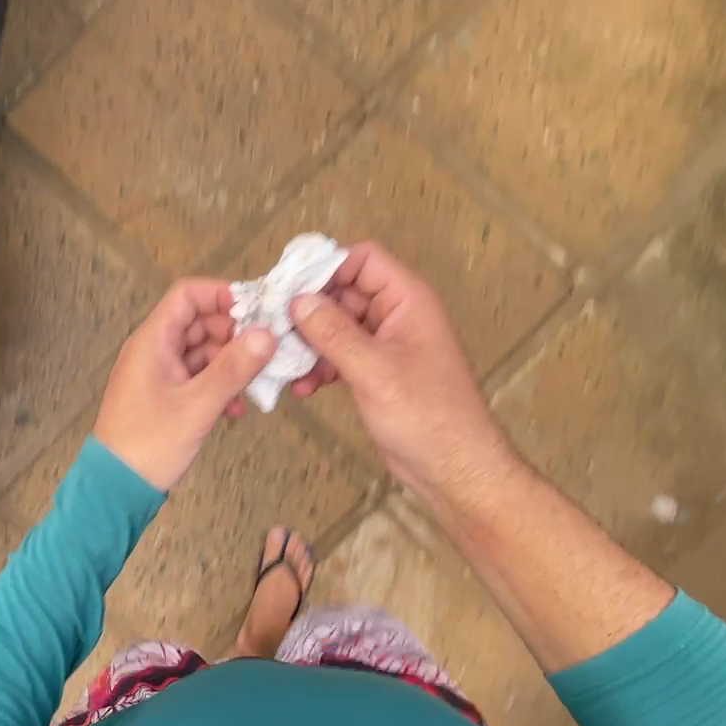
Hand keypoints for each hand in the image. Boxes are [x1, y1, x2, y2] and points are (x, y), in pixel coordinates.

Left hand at [93, 279, 277, 490]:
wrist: (116, 488)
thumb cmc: (149, 444)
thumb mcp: (196, 406)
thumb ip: (233, 369)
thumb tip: (268, 334)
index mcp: (152, 342)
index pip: (187, 295)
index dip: (222, 295)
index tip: (257, 311)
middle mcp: (153, 352)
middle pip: (199, 323)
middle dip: (234, 334)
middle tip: (266, 351)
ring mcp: (158, 376)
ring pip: (201, 354)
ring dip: (230, 365)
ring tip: (257, 384)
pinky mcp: (164, 399)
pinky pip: (195, 380)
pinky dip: (217, 387)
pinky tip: (237, 410)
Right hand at [289, 242, 519, 497]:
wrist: (450, 465)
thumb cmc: (425, 415)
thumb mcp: (374, 370)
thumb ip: (333, 333)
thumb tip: (298, 301)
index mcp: (407, 301)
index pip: (363, 261)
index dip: (326, 268)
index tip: (288, 290)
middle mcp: (396, 316)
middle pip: (344, 293)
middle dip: (309, 311)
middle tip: (274, 331)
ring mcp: (385, 346)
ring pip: (337, 328)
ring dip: (310, 345)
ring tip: (286, 366)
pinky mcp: (375, 373)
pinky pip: (340, 357)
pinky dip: (320, 368)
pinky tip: (302, 388)